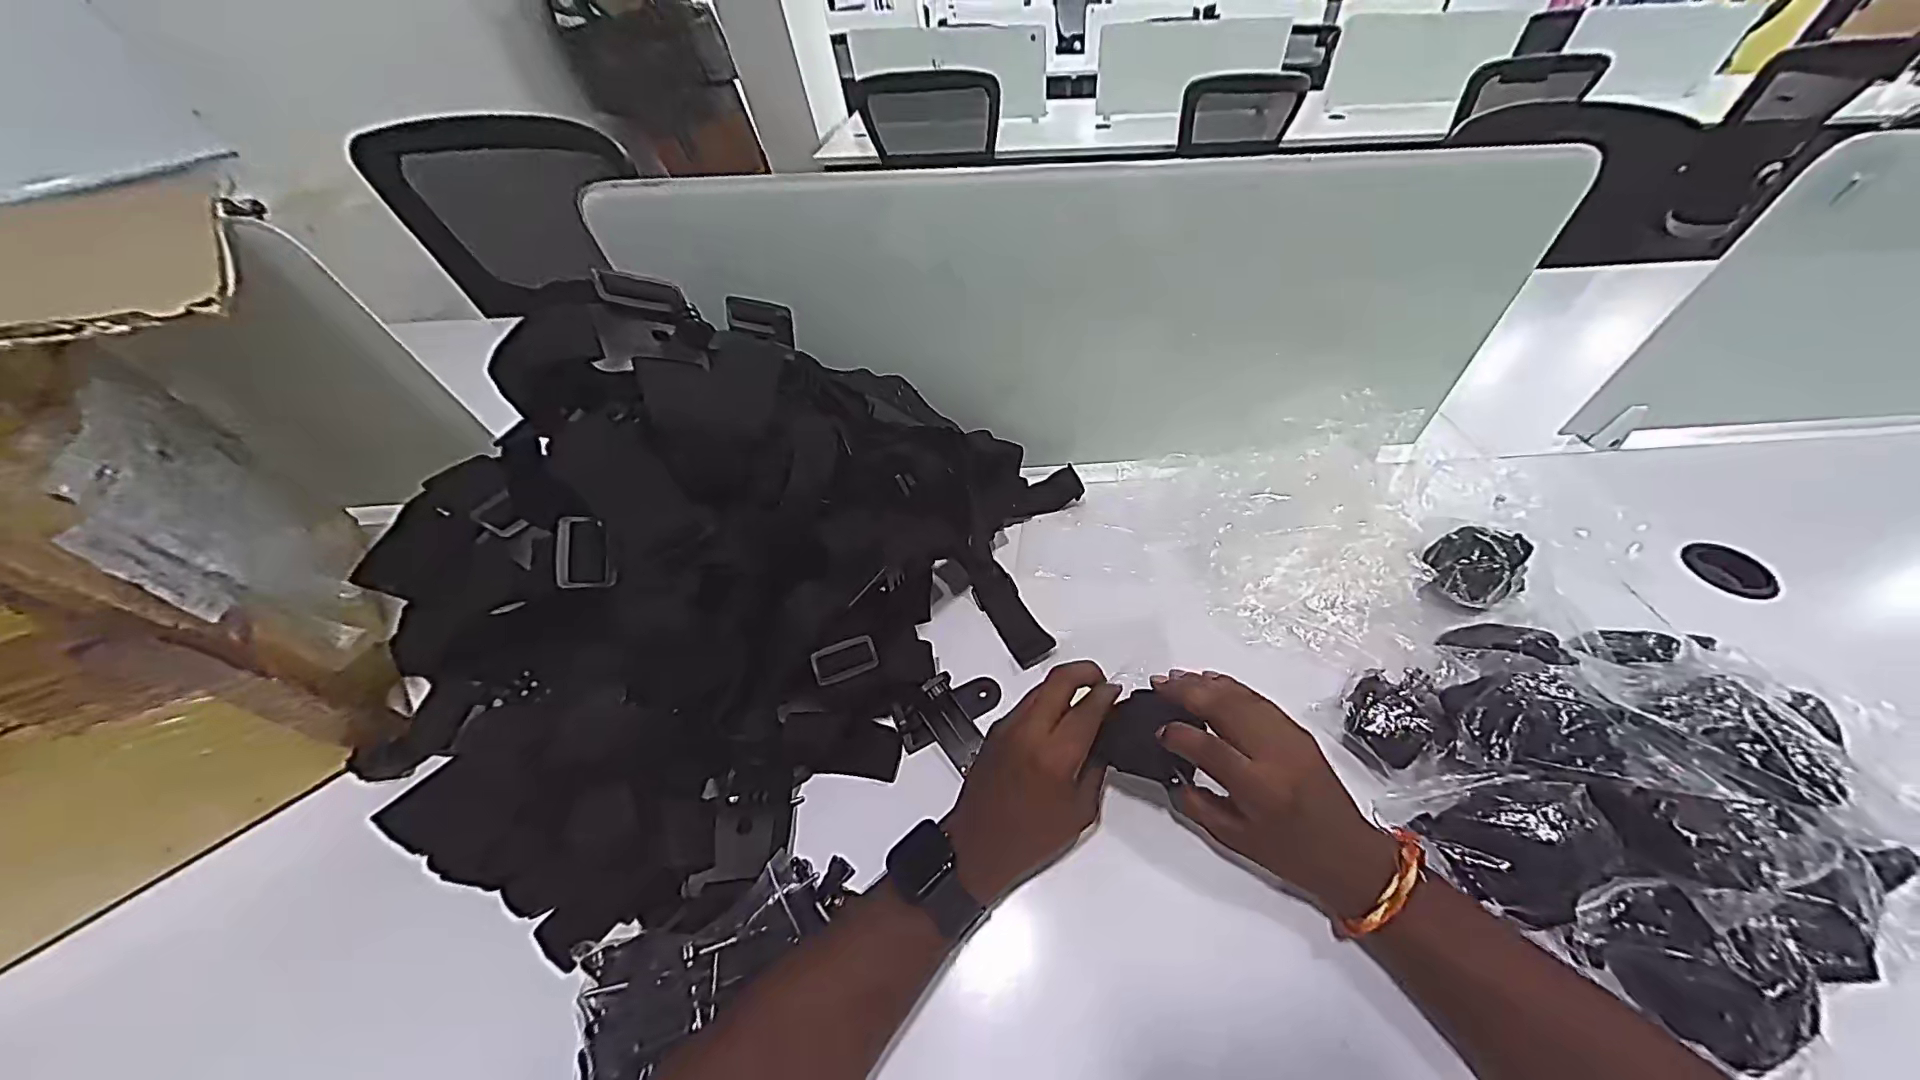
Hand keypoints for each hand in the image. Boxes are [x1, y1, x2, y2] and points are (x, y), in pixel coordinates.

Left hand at [942, 661, 1120, 903]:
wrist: (977, 846)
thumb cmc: (1023, 838)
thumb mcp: (1079, 810)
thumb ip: (1095, 768)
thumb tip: (1103, 740)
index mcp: (1054, 756)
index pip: (1088, 706)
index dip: (1108, 694)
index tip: (1116, 693)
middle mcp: (1028, 734)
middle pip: (1061, 679)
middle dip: (1087, 672)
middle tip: (1101, 683)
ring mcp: (1008, 729)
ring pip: (1041, 687)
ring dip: (1065, 686)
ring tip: (1082, 702)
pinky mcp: (996, 731)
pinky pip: (1026, 704)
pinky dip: (1046, 702)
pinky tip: (1058, 720)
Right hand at [1153, 670, 1399, 921]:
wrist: (1349, 854)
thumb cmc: (1295, 854)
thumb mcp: (1235, 839)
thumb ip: (1197, 804)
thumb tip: (1175, 772)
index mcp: (1259, 789)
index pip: (1208, 747)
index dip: (1177, 735)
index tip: (1160, 732)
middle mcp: (1277, 757)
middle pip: (1224, 708)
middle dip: (1186, 691)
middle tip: (1161, 685)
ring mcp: (1291, 739)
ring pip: (1241, 696)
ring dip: (1205, 684)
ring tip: (1177, 679)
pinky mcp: (1299, 731)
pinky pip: (1258, 699)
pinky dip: (1230, 687)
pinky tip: (1211, 683)